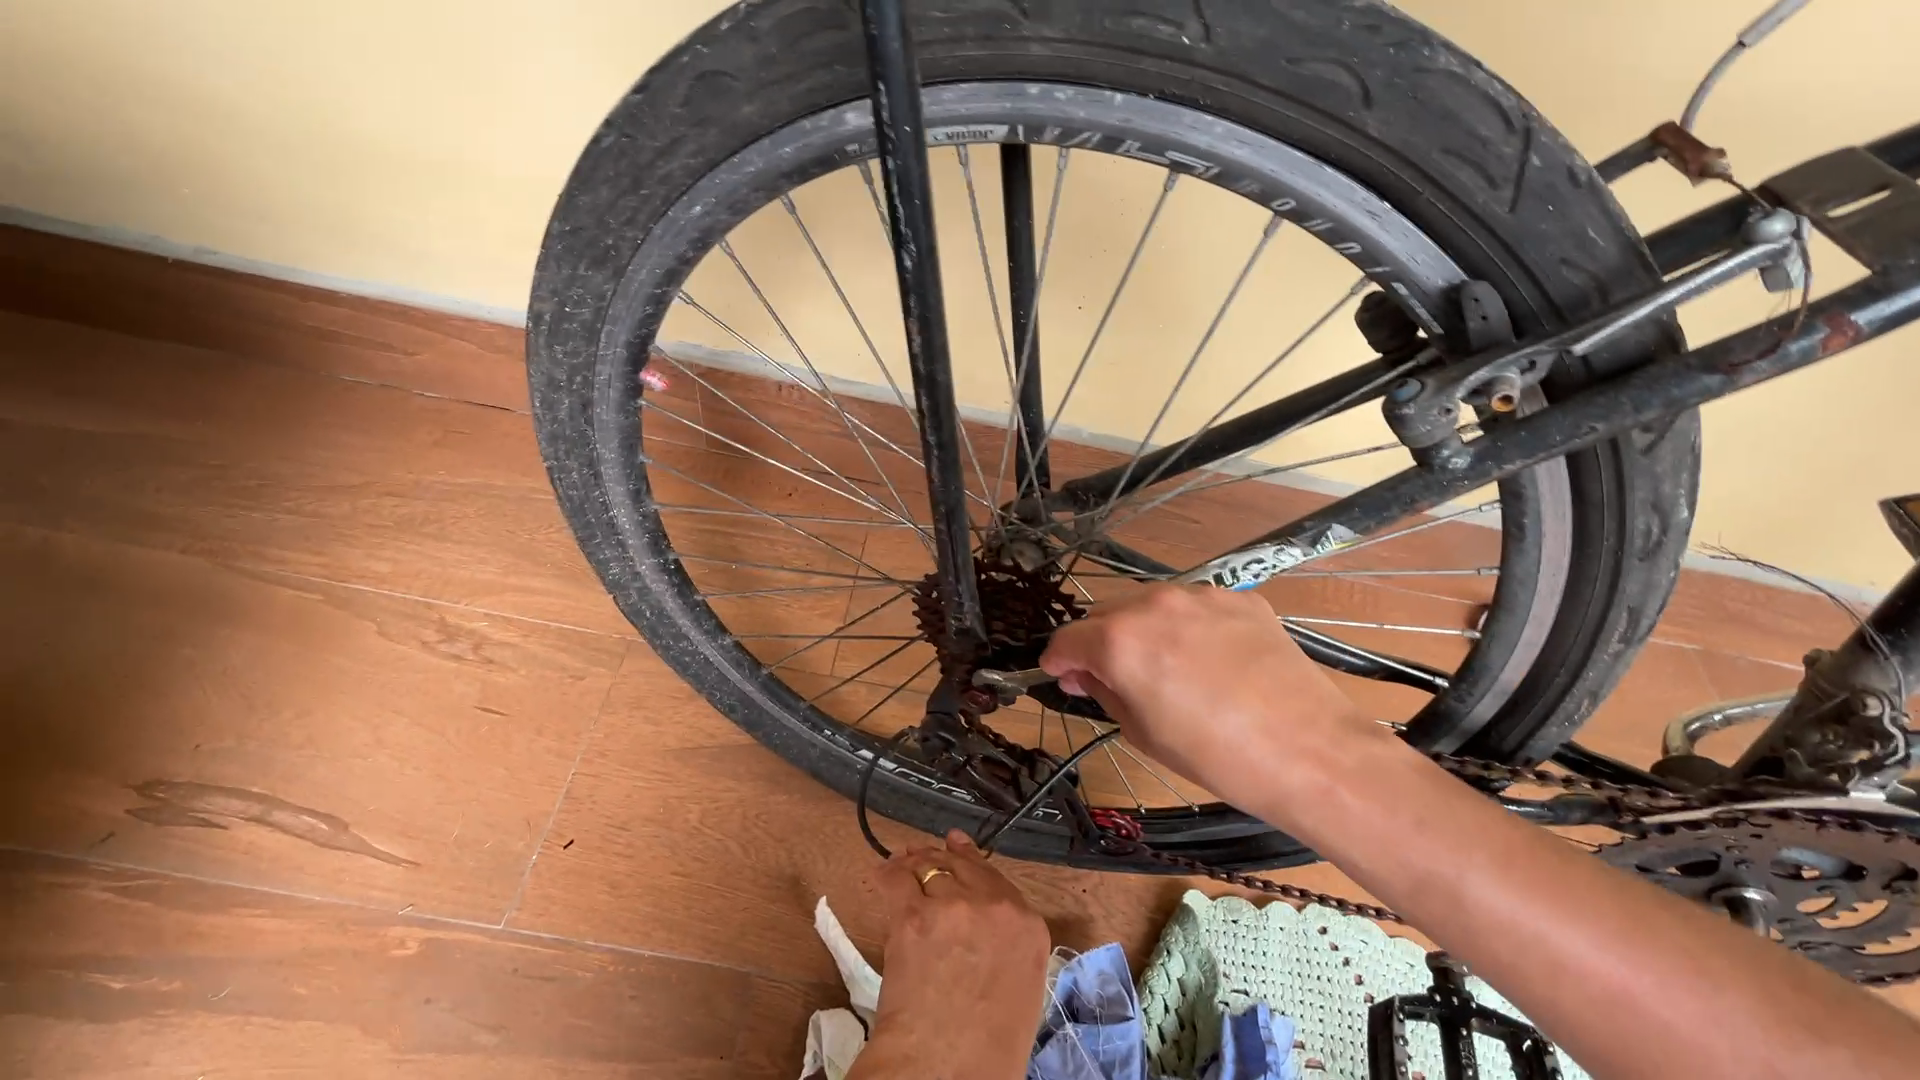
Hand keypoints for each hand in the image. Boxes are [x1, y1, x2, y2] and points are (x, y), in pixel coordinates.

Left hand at [853, 830, 1049, 1079]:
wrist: (946, 1069)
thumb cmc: (989, 1049)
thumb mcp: (1022, 991)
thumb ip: (1009, 948)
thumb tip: (987, 936)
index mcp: (1030, 928)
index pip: (997, 879)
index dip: (973, 863)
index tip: (958, 850)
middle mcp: (996, 907)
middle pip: (963, 866)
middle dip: (943, 860)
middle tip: (924, 858)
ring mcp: (954, 907)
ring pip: (929, 868)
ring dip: (915, 866)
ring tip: (902, 866)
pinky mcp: (913, 916)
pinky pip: (897, 880)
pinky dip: (889, 874)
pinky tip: (883, 874)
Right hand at [1038, 585, 1382, 813]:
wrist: (1308, 750)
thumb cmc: (1214, 756)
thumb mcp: (1142, 732)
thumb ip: (1103, 691)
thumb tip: (1085, 673)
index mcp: (1120, 640)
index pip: (1067, 639)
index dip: (1058, 661)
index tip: (1063, 677)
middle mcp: (1154, 604)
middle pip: (1106, 614)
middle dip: (1100, 643)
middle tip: (1114, 680)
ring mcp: (1201, 596)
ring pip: (1150, 605)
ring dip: (1143, 631)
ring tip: (1166, 670)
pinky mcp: (1241, 599)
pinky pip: (1194, 607)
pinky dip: (1186, 627)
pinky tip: (1209, 662)